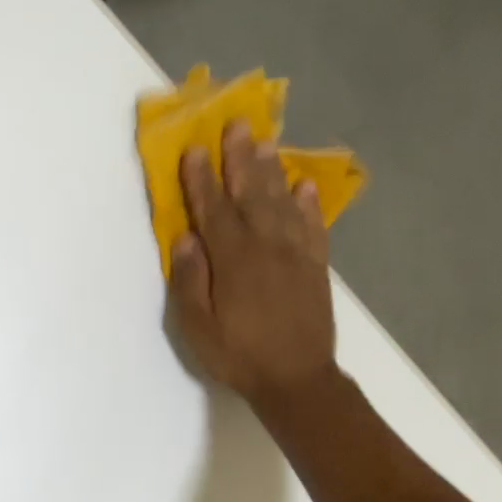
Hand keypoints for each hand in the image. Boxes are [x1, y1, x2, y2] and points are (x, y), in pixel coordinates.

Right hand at [168, 119, 339, 405]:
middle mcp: (266, 245)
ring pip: (282, 200)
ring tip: (264, 141)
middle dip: (241, 158)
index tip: (194, 150)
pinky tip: (302, 186)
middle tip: (236, 124)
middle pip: (251, 193)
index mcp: (233, 260)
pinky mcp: (315, 264)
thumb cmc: (237, 354)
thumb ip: (190, 280)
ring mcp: (296, 252)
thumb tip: (185, 239)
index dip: (201, 180)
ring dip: (271, 169)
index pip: (213, 211)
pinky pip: (312, 223)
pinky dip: (307, 202)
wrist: (296, 377)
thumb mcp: (197, 326)